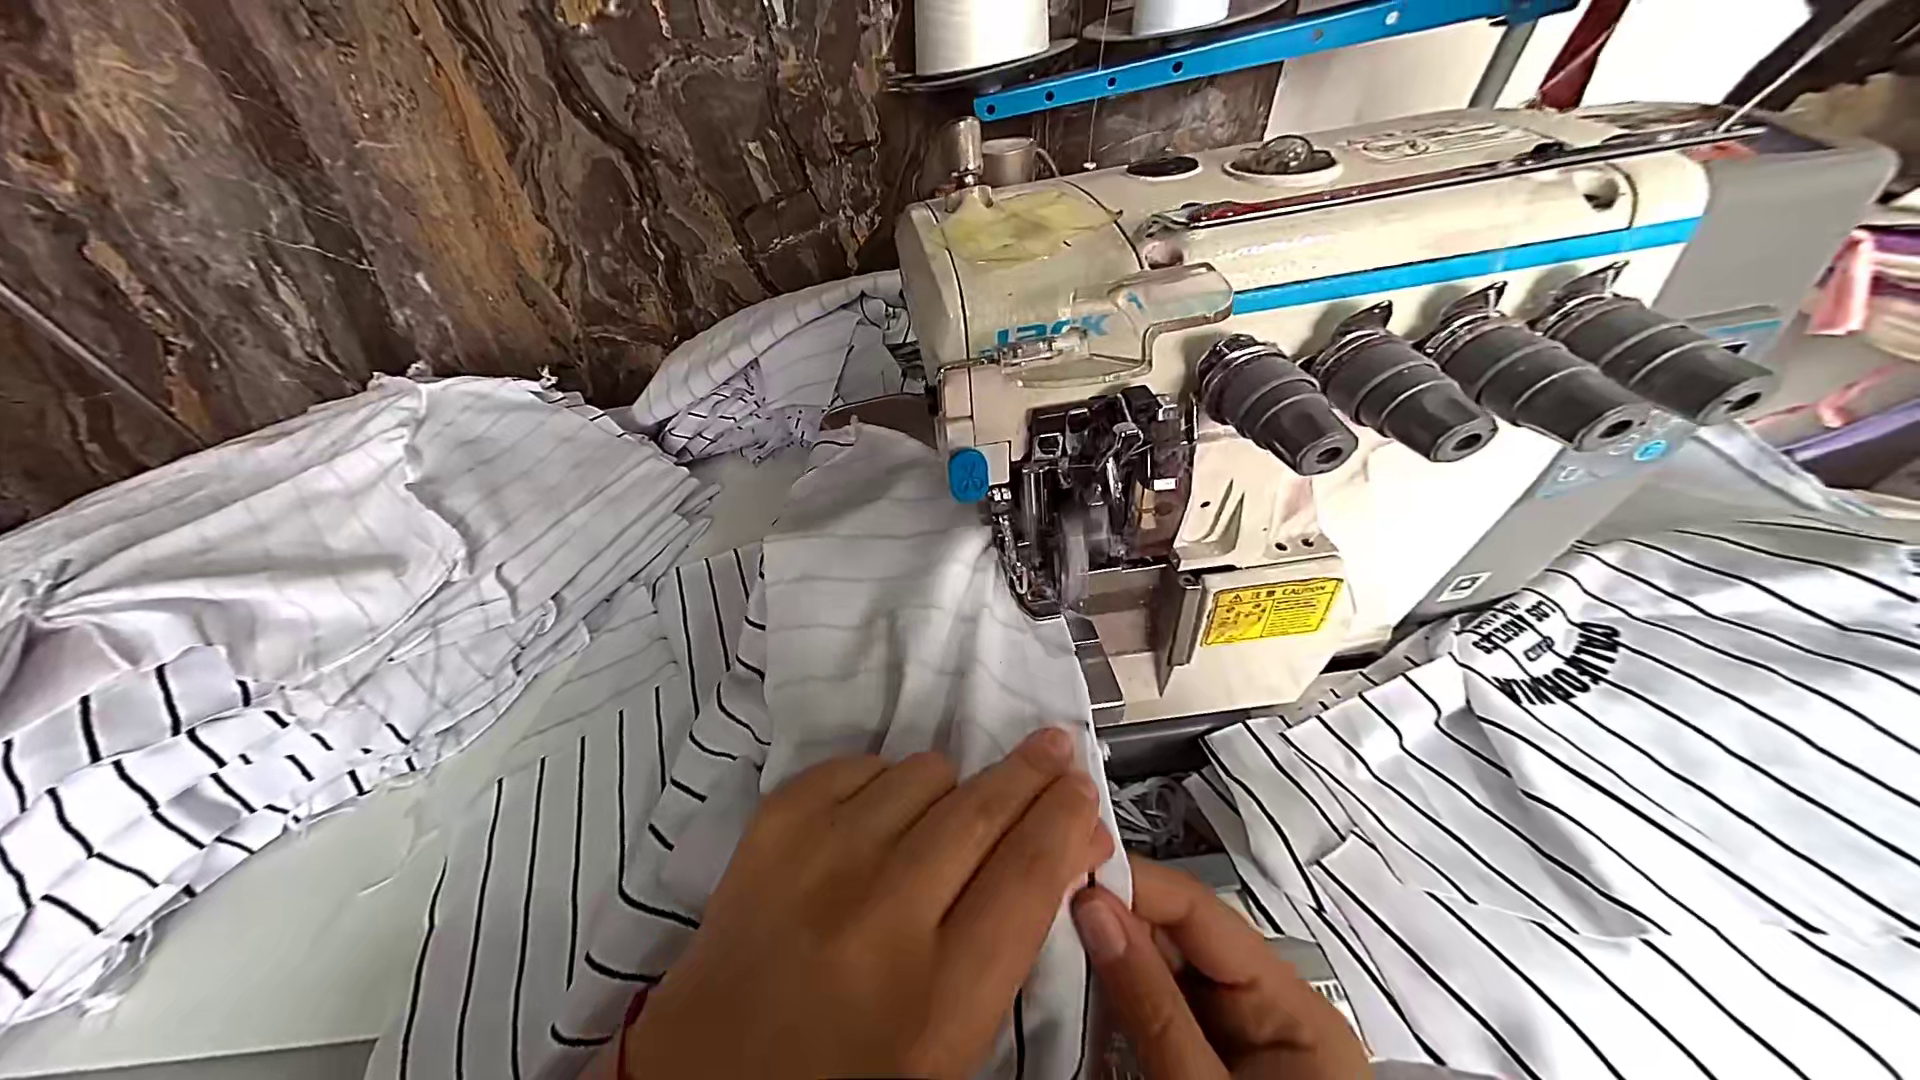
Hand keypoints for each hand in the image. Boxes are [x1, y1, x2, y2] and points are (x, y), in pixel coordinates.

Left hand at [619, 728, 1112, 1079]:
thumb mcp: (952, 1034)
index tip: (1081, 789)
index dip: (1066, 818)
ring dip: (949, 787)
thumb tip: (1068, 839)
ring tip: (942, 819)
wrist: (712, 1073)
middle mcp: (880, 916)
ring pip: (924, 773)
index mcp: (937, 998)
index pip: (1030, 872)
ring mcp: (820, 859)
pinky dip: (883, 781)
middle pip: (983, 809)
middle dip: (1031, 771)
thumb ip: (1014, 934)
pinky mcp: (773, 825)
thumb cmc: (850, 1069)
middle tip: (1054, 746)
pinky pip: (862, 763)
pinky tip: (877, 818)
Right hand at [1072, 857, 1368, 1079]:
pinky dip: (1113, 1002)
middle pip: (1178, 937)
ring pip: (1158, 971)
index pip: (1201, 911)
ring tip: (1052, 944)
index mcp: (1290, 1008)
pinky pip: (1153, 1011)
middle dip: (1113, 921)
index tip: (1071, 873)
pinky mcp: (1203, 1062)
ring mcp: (1230, 1037)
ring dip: (1106, 960)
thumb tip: (1095, 907)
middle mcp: (1262, 1010)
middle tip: (1047, 910)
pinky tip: (1075, 995)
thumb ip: (1152, 1003)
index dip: (1135, 884)